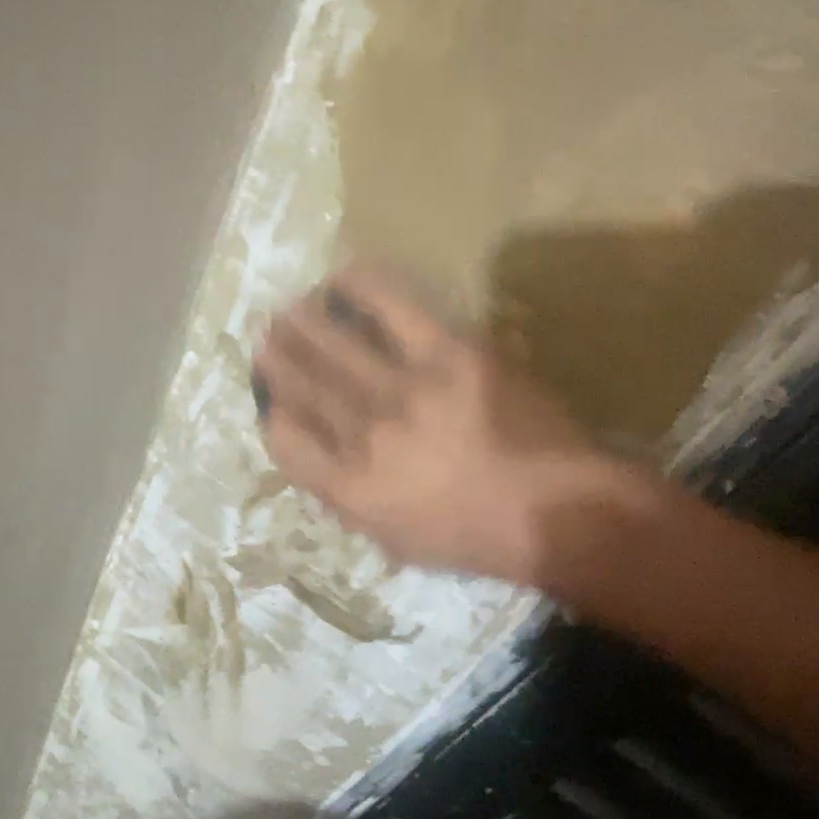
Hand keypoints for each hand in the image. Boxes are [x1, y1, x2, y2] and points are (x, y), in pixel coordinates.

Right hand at [251, 265, 615, 586]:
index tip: (272, 400)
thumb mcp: (395, 540)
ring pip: (334, 347)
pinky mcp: (447, 353)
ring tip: (289, 310)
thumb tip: (317, 457)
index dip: (273, 414)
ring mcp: (405, 391)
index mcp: (350, 489)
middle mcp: (365, 437)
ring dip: (303, 324)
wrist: (554, 510)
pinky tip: (340, 278)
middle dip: (277, 360)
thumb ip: (347, 500)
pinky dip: (360, 289)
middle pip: (303, 387)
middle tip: (265, 338)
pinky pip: (391, 308)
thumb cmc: (475, 536)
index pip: (286, 441)